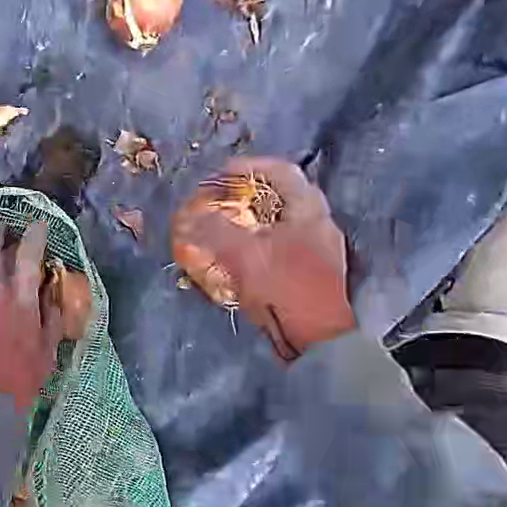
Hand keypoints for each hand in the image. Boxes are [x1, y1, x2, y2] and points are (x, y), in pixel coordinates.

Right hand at [174, 157, 354, 361]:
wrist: (320, 339)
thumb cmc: (285, 289)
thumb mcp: (243, 255)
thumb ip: (213, 231)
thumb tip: (186, 218)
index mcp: (309, 209)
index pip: (280, 170)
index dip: (248, 167)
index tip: (220, 175)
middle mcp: (320, 224)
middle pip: (280, 196)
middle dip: (246, 196)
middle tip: (219, 202)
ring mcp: (320, 250)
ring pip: (280, 223)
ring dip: (251, 222)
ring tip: (224, 230)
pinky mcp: (314, 274)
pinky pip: (282, 247)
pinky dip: (258, 246)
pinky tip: (240, 259)